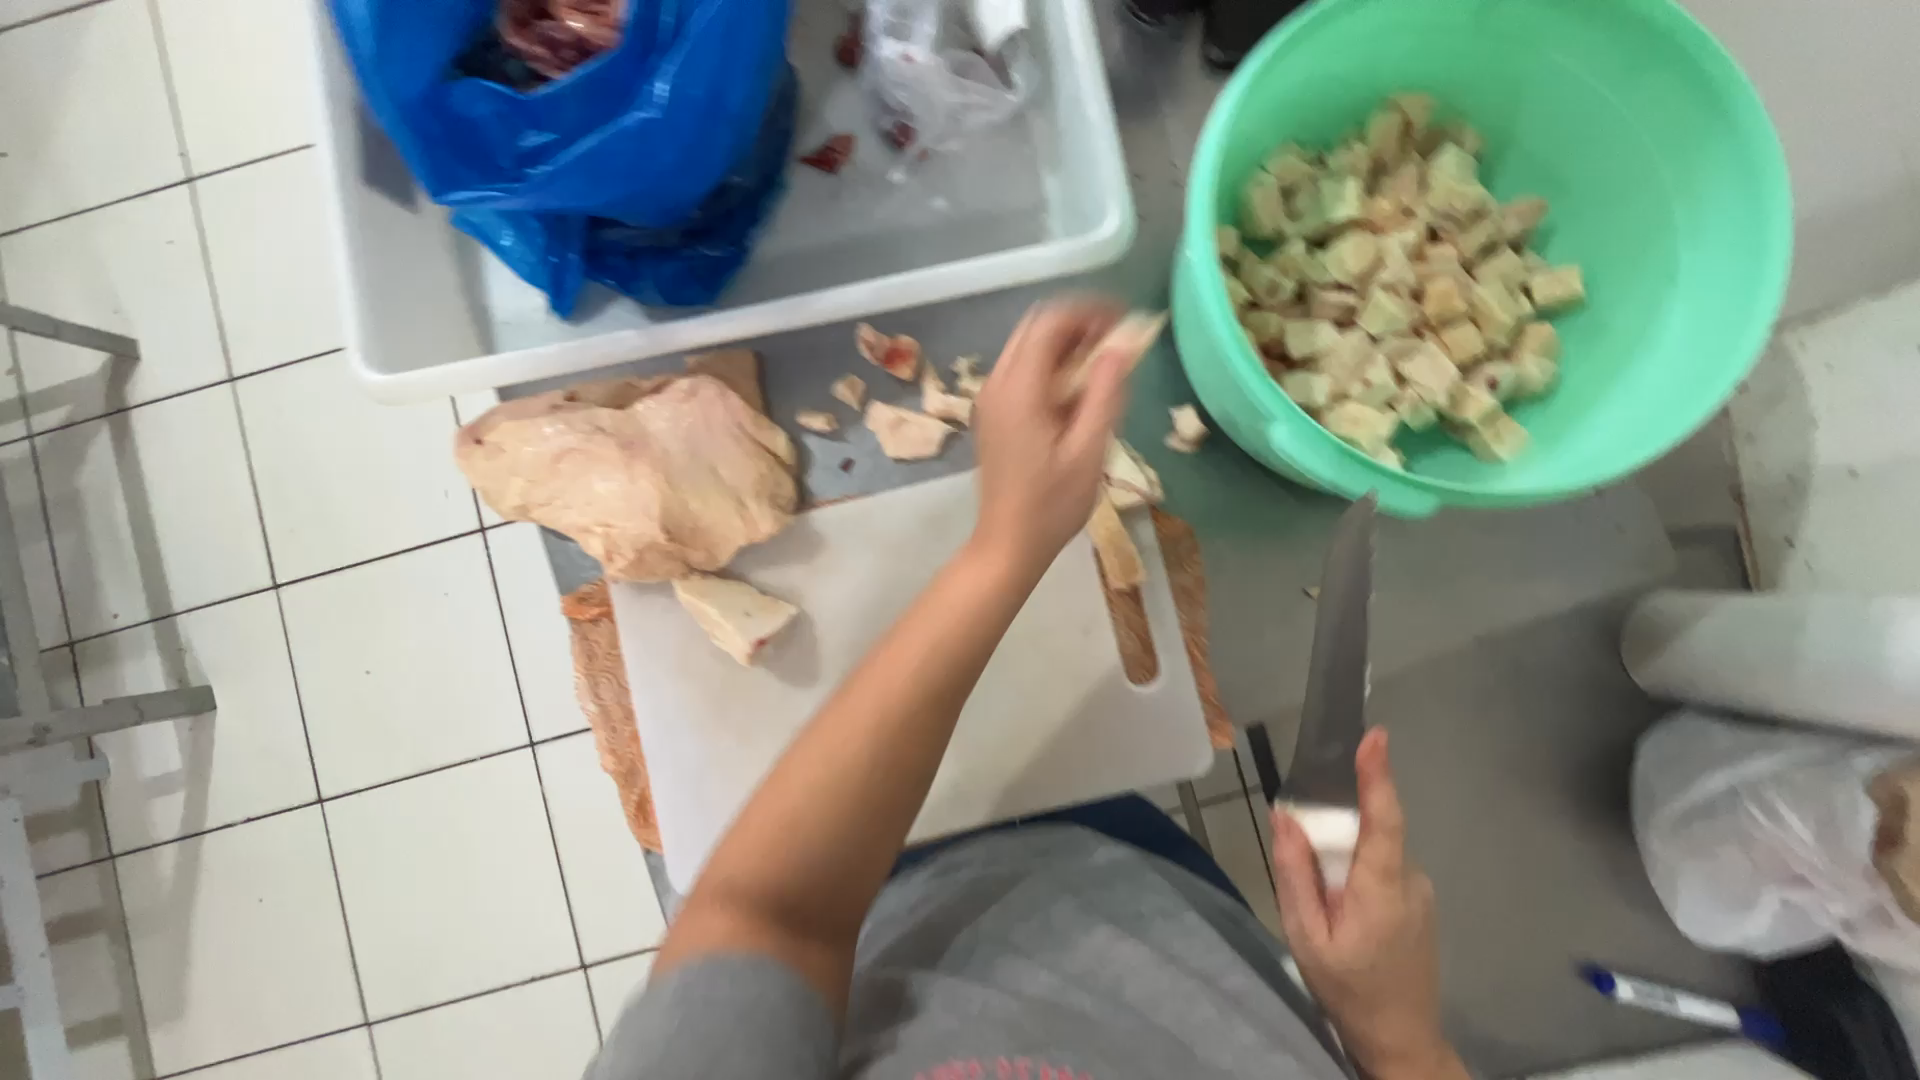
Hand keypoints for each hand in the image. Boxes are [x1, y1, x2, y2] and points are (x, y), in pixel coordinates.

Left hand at [970, 297, 1131, 572]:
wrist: (1008, 545)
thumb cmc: (1052, 505)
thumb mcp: (1089, 450)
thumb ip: (1106, 392)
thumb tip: (1123, 344)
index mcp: (1018, 388)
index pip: (1050, 321)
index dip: (1089, 311)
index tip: (1124, 321)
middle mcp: (996, 384)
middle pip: (1036, 329)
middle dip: (1078, 325)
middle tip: (1117, 342)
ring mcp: (991, 400)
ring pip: (1028, 349)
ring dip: (1066, 347)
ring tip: (1105, 367)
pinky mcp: (994, 415)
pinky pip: (1022, 373)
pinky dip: (1052, 369)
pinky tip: (1079, 394)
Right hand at [1270, 730, 1461, 1079]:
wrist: (1401, 1041)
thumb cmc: (1349, 990)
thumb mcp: (1306, 936)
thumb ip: (1295, 874)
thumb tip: (1285, 817)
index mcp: (1382, 890)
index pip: (1383, 820)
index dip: (1377, 776)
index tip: (1373, 736)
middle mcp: (1410, 881)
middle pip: (1366, 831)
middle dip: (1331, 837)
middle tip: (1312, 889)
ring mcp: (1420, 890)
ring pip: (1370, 850)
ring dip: (1342, 862)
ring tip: (1327, 914)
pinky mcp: (1418, 898)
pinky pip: (1379, 865)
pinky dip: (1355, 872)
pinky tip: (1345, 915)